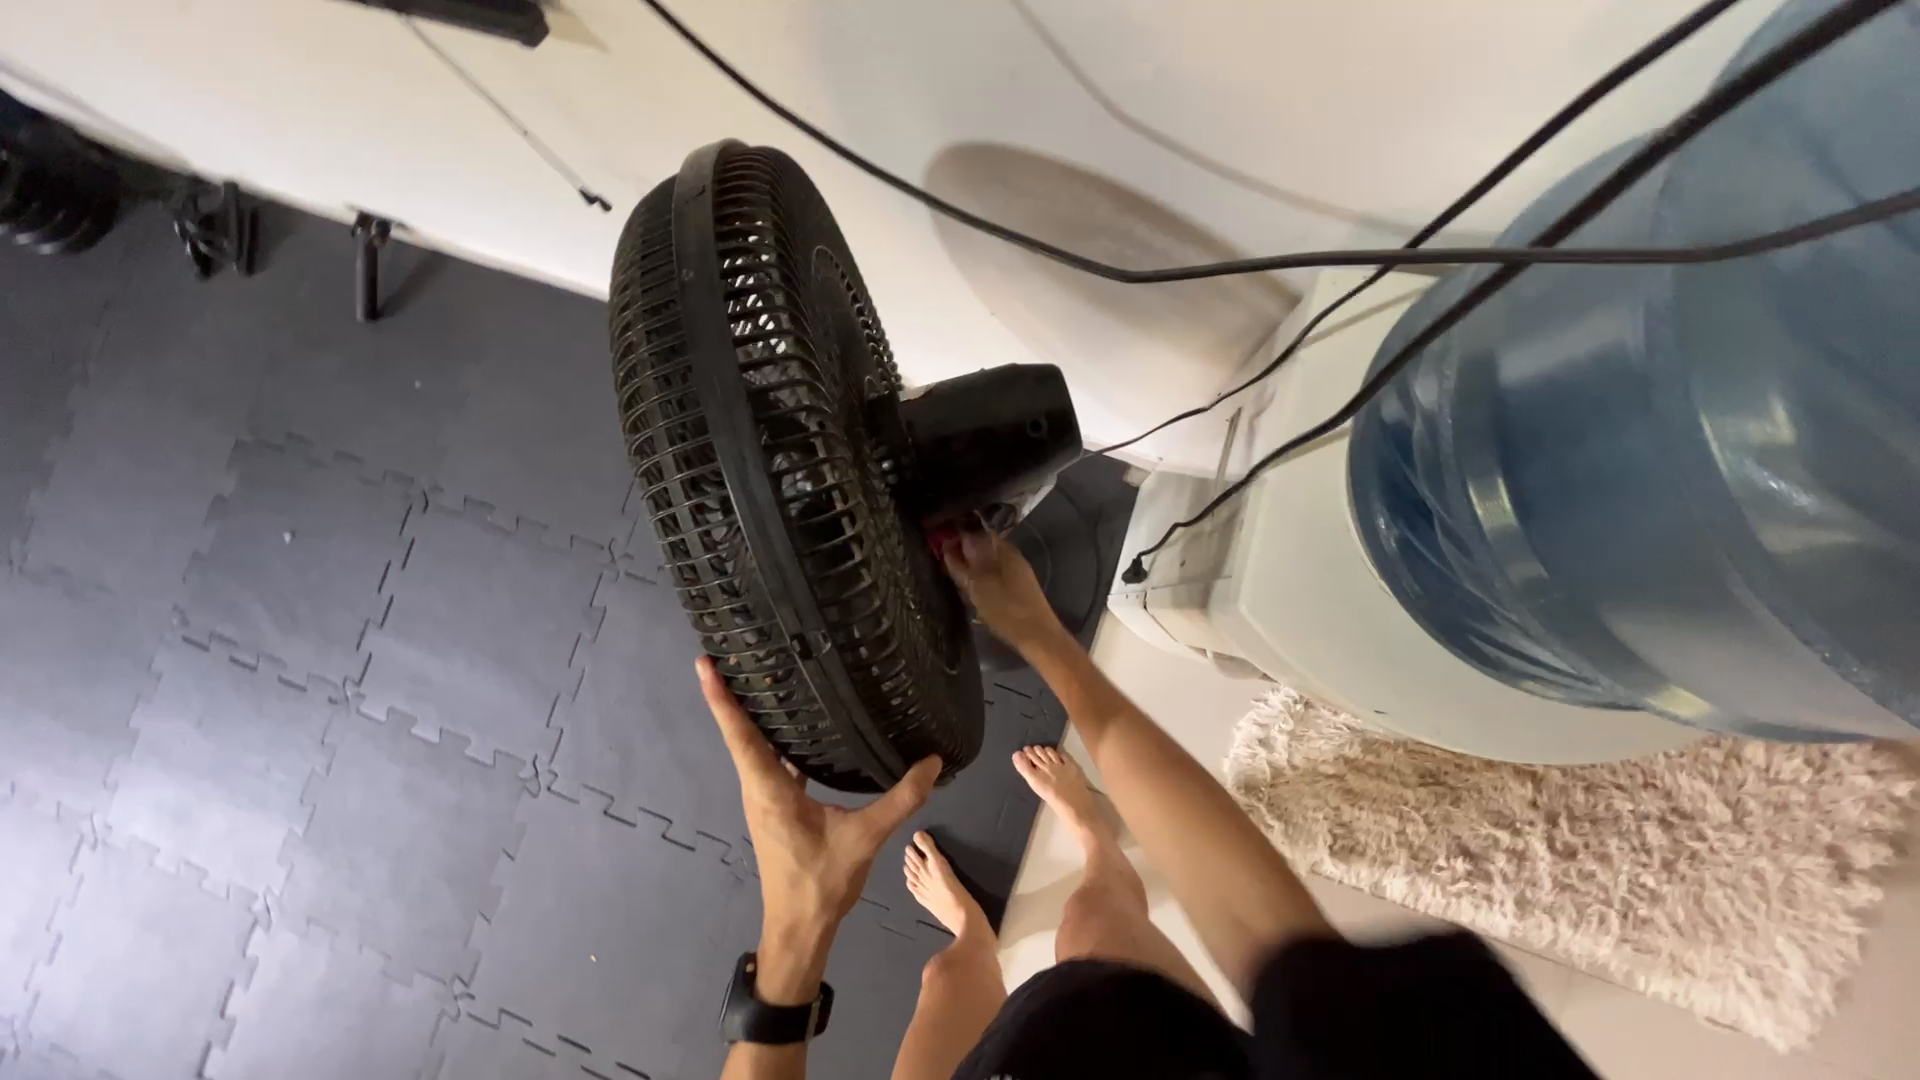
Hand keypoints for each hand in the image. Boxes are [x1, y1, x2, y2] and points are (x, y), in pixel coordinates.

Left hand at [698, 656, 940, 1001]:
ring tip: (765, 674)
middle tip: (738, 650)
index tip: (706, 664)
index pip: (741, 736)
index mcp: (770, 790)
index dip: (722, 699)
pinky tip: (798, 721)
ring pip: (754, 745)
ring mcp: (765, 796)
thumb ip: (901, 799)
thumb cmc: (822, 883)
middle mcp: (759, 787)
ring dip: (752, 712)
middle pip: (741, 733)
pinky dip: (775, 735)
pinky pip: (770, 759)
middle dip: (733, 692)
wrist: (800, 928)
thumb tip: (933, 762)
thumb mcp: (865, 839)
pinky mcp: (775, 803)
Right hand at [941, 528, 1066, 654]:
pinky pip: (992, 576)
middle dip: (962, 551)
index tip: (939, 541)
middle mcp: (1011, 557)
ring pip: (986, 563)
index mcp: (1005, 551)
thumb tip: (959, 534)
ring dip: (969, 567)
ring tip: (950, 574)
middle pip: (982, 547)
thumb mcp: (980, 584)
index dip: (958, 535)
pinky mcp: (1015, 589)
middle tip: (940, 560)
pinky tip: (969, 589)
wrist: (1037, 637)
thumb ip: (966, 562)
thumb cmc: (1006, 609)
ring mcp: (1015, 574)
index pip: (978, 532)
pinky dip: (979, 579)